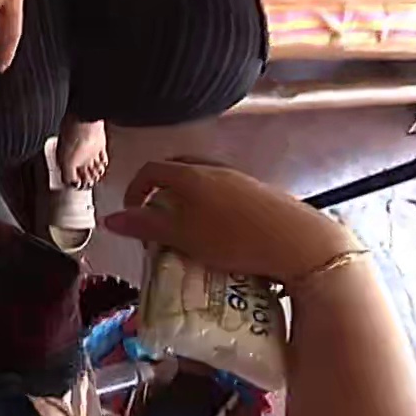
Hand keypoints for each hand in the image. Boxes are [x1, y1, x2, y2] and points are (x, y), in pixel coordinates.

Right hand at [103, 160, 358, 281]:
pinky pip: (227, 190)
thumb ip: (144, 226)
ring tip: (188, 223)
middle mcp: (215, 170)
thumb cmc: (235, 240)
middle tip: (156, 211)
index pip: (150, 170)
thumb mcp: (182, 237)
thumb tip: (108, 220)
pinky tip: (221, 229)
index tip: (132, 213)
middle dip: (160, 187)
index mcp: (190, 175)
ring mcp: (244, 180)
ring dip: (188, 196)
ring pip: (204, 179)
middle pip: (177, 167)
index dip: (134, 189)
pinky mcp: (266, 194)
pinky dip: (213, 203)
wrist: (306, 247)